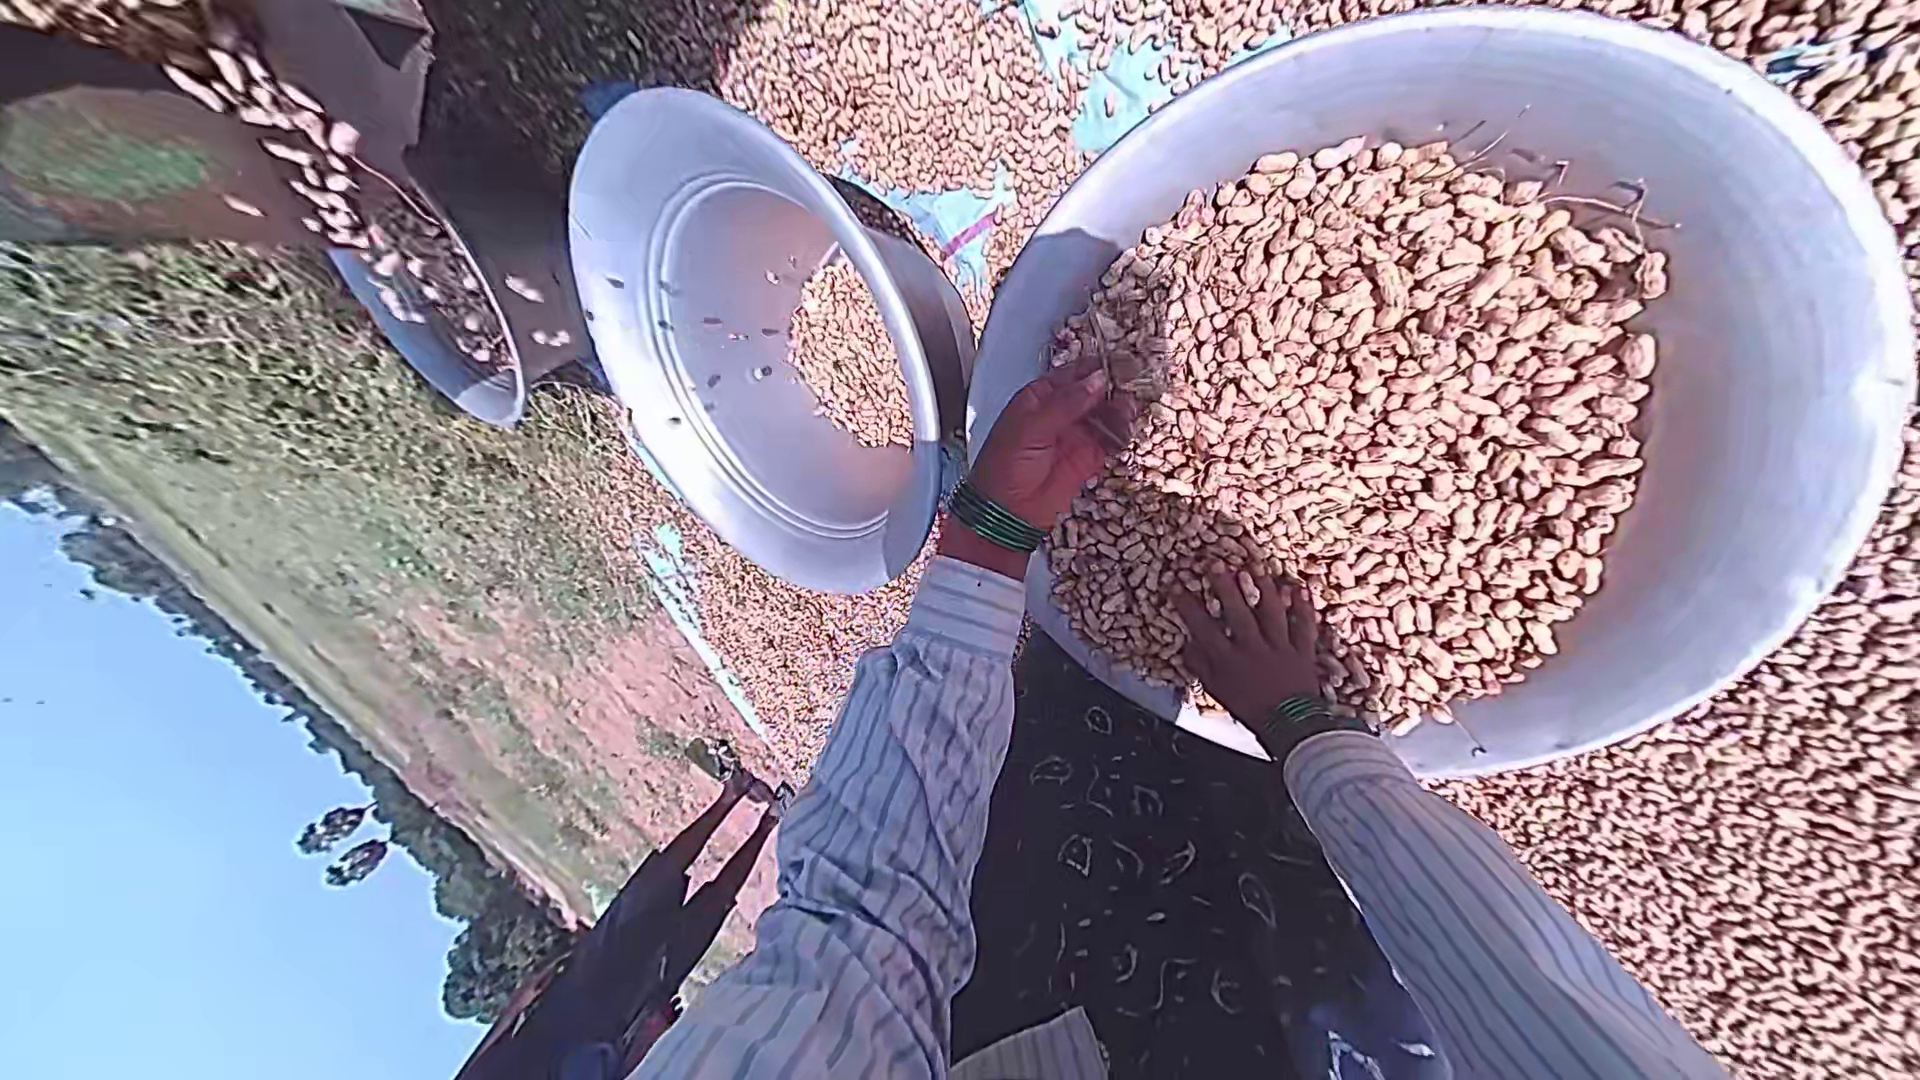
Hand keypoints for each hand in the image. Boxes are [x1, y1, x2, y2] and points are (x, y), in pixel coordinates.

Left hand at [938, 357, 1133, 578]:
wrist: (1006, 513)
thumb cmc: (1004, 469)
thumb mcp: (1031, 429)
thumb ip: (1065, 404)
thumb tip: (1096, 380)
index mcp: (1038, 398)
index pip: (1072, 374)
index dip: (1095, 368)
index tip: (1119, 363)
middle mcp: (1058, 413)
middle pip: (1094, 392)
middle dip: (1113, 388)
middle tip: (1134, 384)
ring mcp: (1074, 435)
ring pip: (1105, 415)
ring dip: (1119, 411)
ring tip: (1130, 409)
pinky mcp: (1087, 458)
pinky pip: (1110, 441)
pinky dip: (1120, 435)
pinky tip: (1126, 430)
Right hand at [1173, 570, 1324, 723]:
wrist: (1292, 727)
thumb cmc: (1250, 709)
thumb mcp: (1216, 690)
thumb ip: (1201, 666)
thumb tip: (1188, 644)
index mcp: (1227, 659)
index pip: (1202, 627)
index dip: (1187, 605)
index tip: (1175, 586)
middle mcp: (1251, 648)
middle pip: (1237, 612)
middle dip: (1225, 586)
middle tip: (1215, 564)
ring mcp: (1279, 647)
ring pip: (1270, 612)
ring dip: (1262, 588)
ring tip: (1254, 568)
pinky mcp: (1302, 650)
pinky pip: (1303, 625)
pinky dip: (1302, 606)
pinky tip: (1298, 587)